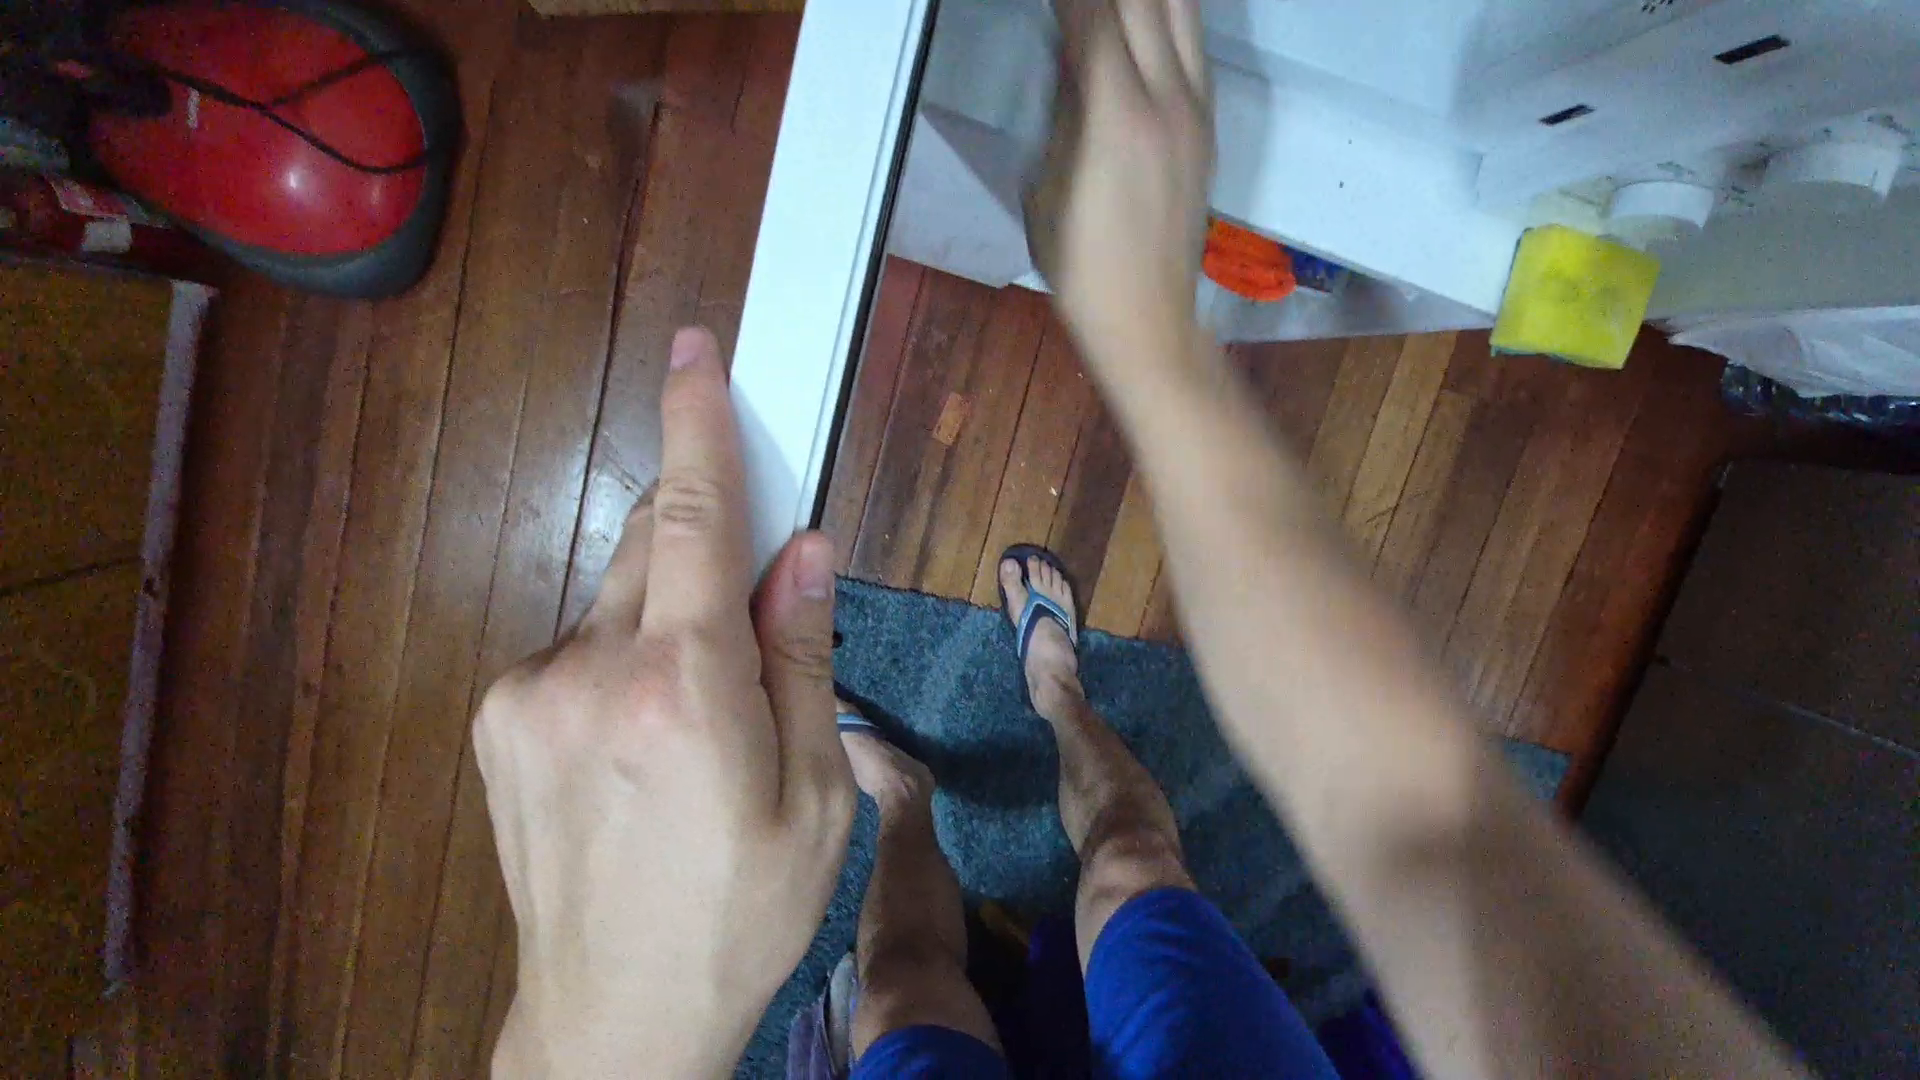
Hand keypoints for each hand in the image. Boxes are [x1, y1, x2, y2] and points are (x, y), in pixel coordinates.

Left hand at [476, 328, 855, 1077]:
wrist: (613, 1018)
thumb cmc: (743, 906)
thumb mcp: (818, 790)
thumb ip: (803, 655)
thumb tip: (805, 551)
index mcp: (684, 689)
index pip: (698, 522)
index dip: (699, 425)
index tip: (696, 351)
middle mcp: (589, 672)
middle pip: (656, 541)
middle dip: (710, 531)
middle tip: (758, 582)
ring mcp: (529, 693)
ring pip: (620, 593)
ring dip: (673, 607)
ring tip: (707, 705)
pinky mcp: (499, 715)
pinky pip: (583, 640)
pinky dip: (629, 648)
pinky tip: (650, 732)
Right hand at [1026, 0, 1214, 360]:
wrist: (1147, 321)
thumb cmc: (1081, 271)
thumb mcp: (1046, 193)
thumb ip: (1062, 118)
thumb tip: (1071, 63)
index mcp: (1117, 115)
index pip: (1093, 13)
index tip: (1049, 3)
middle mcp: (1167, 97)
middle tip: (1080, 4)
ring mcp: (1196, 110)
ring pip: (1183, 8)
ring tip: (1117, 5)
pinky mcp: (1208, 127)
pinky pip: (1195, 44)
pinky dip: (1171, 15)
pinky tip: (1150, 16)